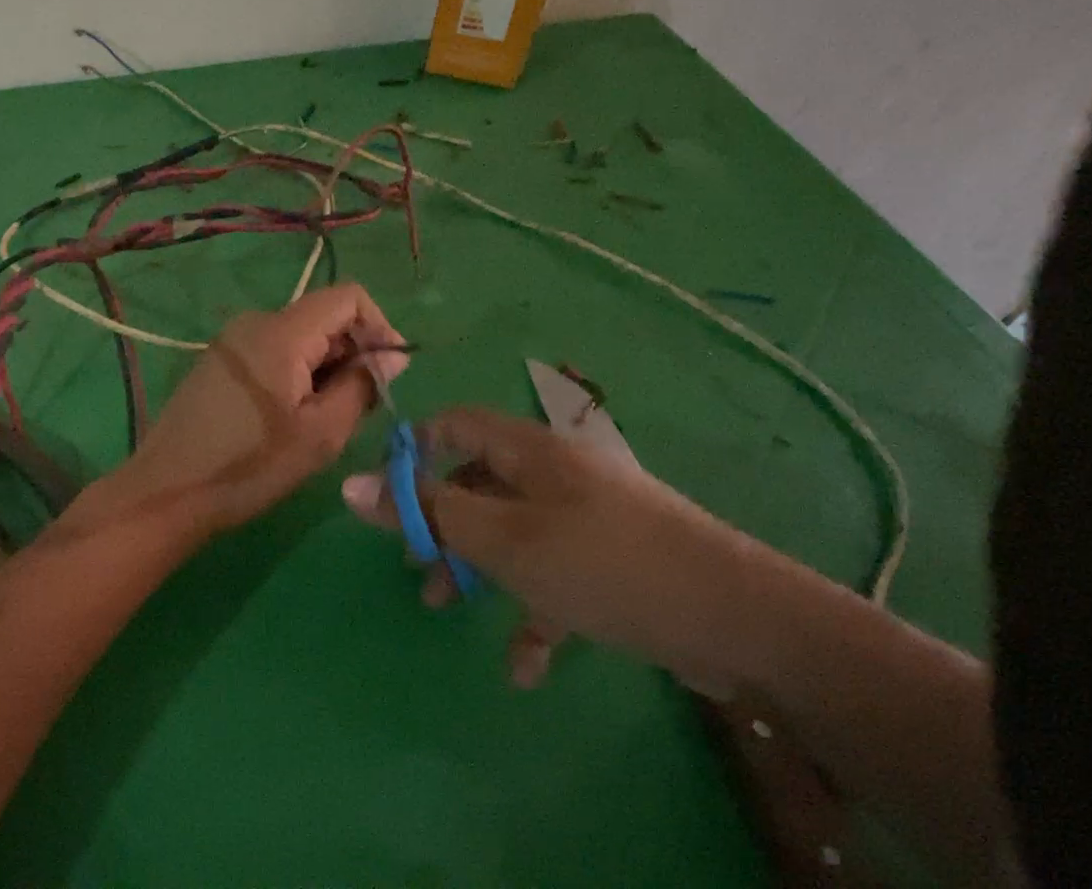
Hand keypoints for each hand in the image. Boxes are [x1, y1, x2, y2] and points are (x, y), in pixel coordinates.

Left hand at [102, 284, 405, 539]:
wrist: (167, 491)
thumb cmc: (249, 465)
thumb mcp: (320, 433)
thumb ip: (362, 386)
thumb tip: (390, 357)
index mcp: (281, 331)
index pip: (348, 297)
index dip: (379, 328)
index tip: (389, 374)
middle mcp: (254, 322)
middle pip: (322, 318)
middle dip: (352, 354)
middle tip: (359, 409)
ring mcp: (230, 342)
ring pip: (298, 339)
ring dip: (324, 370)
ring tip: (323, 421)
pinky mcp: (217, 364)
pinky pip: (271, 353)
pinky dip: (295, 376)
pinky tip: (290, 420)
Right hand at [342, 407, 757, 690]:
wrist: (741, 623)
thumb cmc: (604, 564)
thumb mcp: (502, 539)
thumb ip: (427, 512)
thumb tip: (349, 486)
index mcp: (531, 450)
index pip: (454, 424)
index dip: (411, 452)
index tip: (381, 498)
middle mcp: (557, 475)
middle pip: (476, 482)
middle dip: (439, 523)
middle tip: (415, 564)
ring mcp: (587, 520)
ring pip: (510, 533)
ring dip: (475, 569)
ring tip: (447, 609)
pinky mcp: (612, 565)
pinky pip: (554, 580)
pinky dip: (532, 615)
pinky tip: (524, 668)